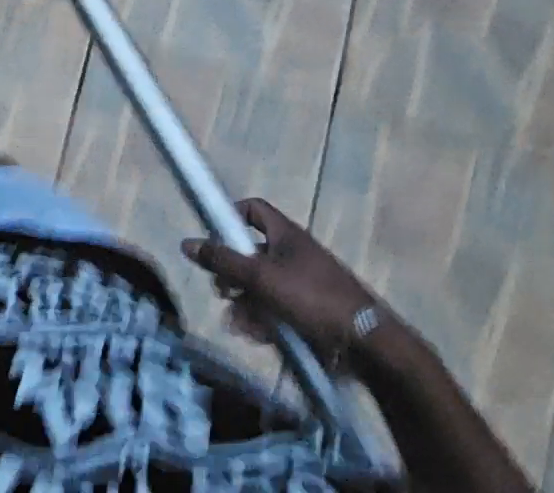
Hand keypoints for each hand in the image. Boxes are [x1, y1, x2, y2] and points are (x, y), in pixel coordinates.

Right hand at [181, 198, 383, 361]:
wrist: (367, 345)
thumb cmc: (311, 298)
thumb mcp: (259, 276)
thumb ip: (221, 260)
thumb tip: (186, 243)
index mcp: (285, 235)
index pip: (252, 209)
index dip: (230, 216)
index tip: (214, 237)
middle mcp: (293, 254)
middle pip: (249, 253)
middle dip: (230, 274)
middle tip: (222, 291)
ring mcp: (302, 283)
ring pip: (259, 286)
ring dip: (243, 303)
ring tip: (238, 323)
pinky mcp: (308, 311)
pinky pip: (274, 308)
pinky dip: (262, 320)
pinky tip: (256, 335)